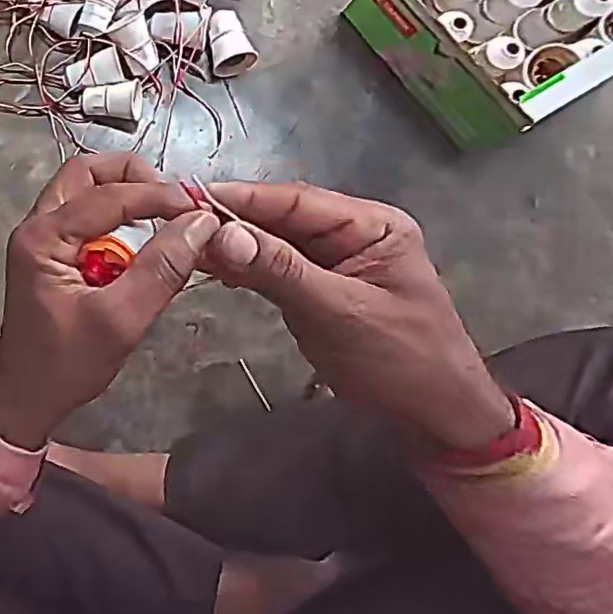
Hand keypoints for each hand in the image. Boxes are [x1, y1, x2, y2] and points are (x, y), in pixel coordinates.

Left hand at [0, 153, 221, 448]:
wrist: (25, 396)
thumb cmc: (65, 364)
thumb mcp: (119, 321)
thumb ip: (160, 270)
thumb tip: (200, 223)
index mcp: (42, 238)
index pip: (106, 195)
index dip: (156, 195)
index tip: (197, 208)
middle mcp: (36, 226)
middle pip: (86, 172)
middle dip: (133, 177)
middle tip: (172, 202)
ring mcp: (41, 236)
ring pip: (84, 188)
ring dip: (124, 193)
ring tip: (161, 217)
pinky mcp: (52, 250)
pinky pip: (86, 213)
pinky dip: (116, 215)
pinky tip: (141, 238)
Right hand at [202, 182, 513, 449]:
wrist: (433, 418)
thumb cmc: (403, 361)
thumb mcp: (340, 311)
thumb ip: (280, 270)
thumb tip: (222, 235)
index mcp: (371, 225)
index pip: (296, 201)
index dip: (243, 197)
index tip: (193, 195)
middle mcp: (349, 234)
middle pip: (279, 218)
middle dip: (231, 220)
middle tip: (180, 220)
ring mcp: (329, 261)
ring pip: (270, 242)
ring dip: (232, 244)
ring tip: (186, 242)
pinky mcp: (312, 287)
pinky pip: (271, 268)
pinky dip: (242, 268)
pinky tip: (211, 265)